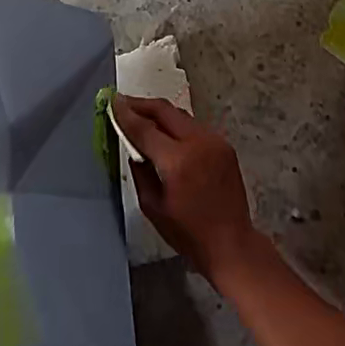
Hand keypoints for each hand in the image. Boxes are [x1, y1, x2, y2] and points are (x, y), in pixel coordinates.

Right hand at [112, 94, 261, 281]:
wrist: (233, 245)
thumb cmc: (188, 233)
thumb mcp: (152, 206)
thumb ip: (140, 171)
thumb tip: (133, 147)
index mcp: (177, 161)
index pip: (144, 128)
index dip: (125, 113)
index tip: (111, 101)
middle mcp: (198, 143)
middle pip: (164, 110)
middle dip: (141, 104)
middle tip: (122, 103)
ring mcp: (215, 141)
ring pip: (180, 115)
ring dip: (158, 113)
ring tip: (141, 115)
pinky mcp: (224, 145)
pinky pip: (193, 126)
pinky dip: (175, 124)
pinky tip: (165, 132)